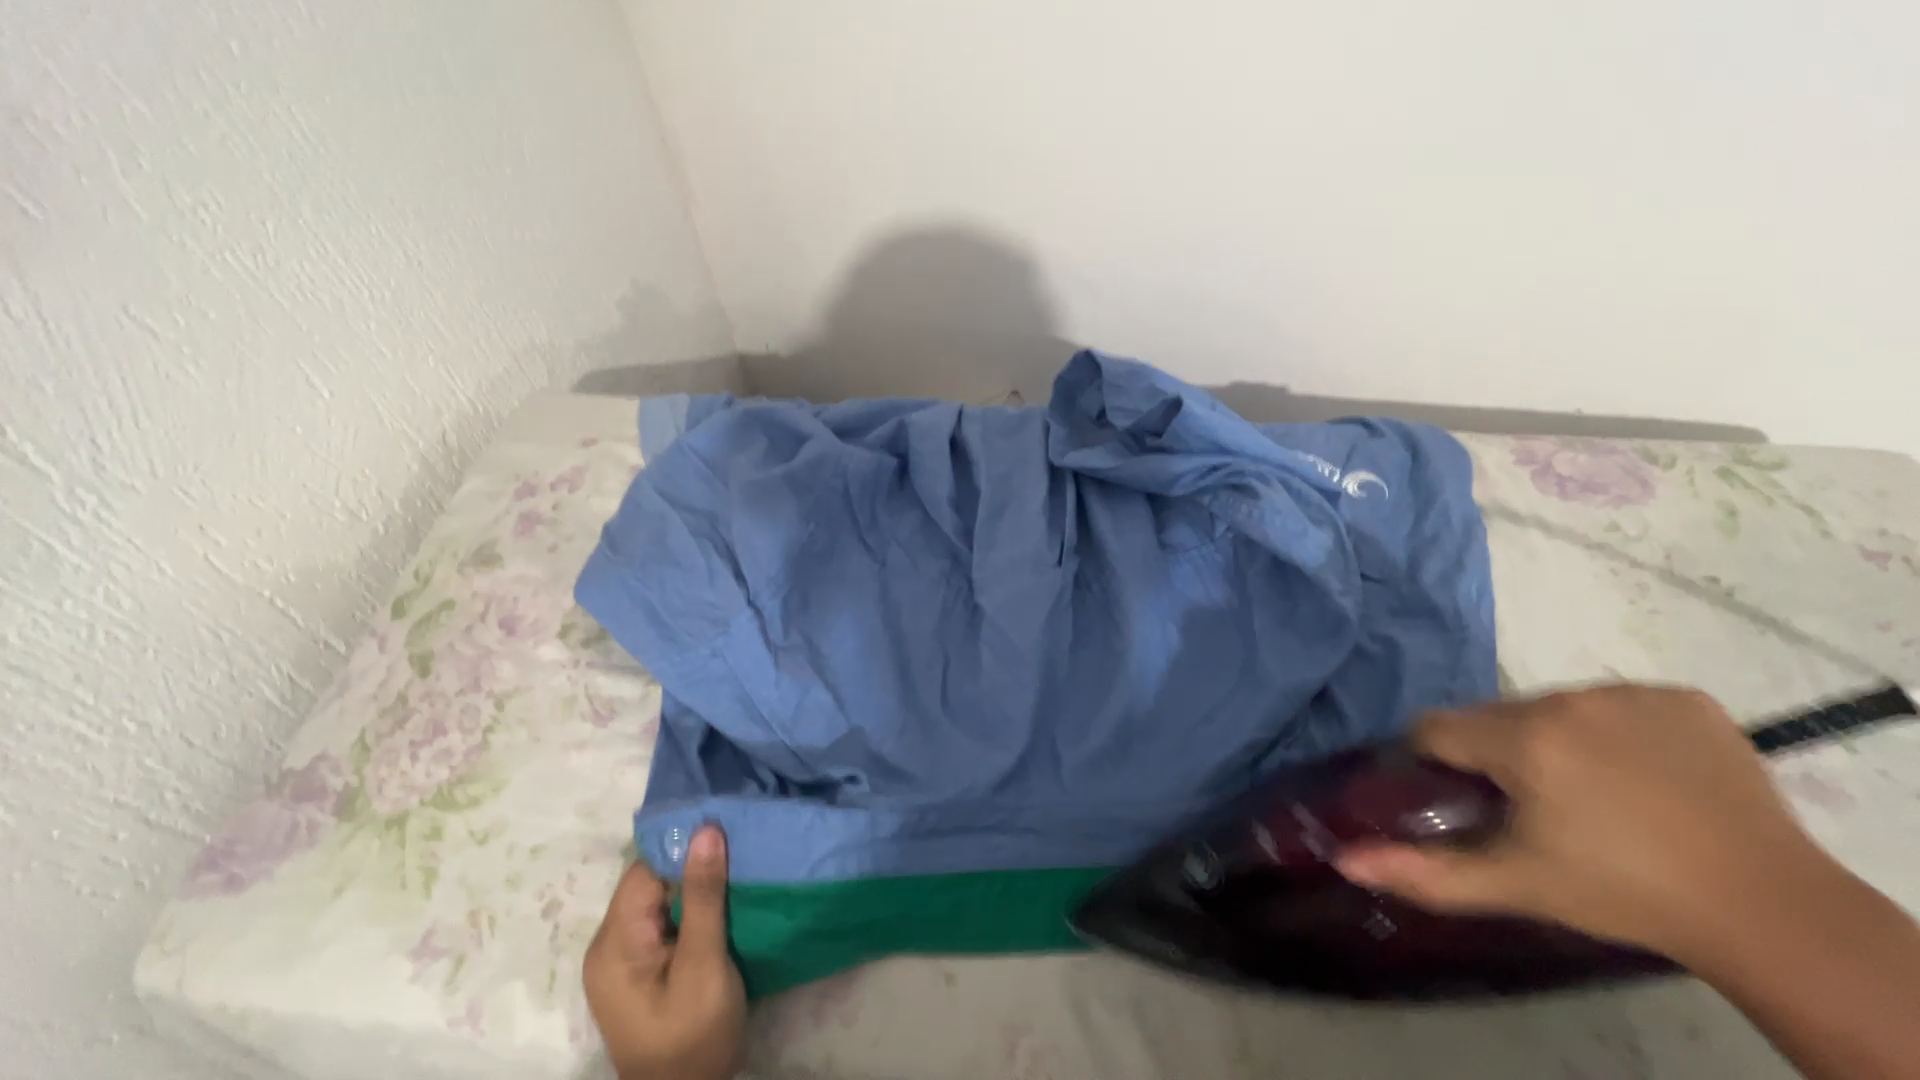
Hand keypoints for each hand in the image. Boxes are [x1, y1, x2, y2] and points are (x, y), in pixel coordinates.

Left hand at [584, 826, 744, 1079]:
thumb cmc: (694, 1035)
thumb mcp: (705, 964)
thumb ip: (705, 896)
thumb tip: (706, 830)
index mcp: (615, 942)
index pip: (645, 870)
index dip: (683, 846)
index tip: (726, 827)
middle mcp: (608, 945)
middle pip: (649, 884)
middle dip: (691, 865)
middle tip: (739, 845)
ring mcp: (621, 961)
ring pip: (658, 902)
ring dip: (694, 888)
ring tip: (736, 867)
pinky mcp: (639, 973)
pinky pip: (662, 924)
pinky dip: (690, 911)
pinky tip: (721, 904)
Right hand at [1335, 684, 1824, 958]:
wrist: (1764, 906)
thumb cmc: (1620, 894)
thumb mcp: (1513, 886)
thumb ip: (1422, 871)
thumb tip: (1343, 859)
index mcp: (1525, 740)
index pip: (1436, 727)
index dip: (1439, 763)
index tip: (1467, 800)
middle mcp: (1571, 699)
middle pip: (1495, 715)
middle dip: (1497, 753)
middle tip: (1533, 808)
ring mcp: (1633, 693)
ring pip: (1554, 706)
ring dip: (1552, 739)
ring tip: (1591, 793)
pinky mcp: (1685, 697)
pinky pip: (1617, 703)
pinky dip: (1614, 731)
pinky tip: (1642, 775)